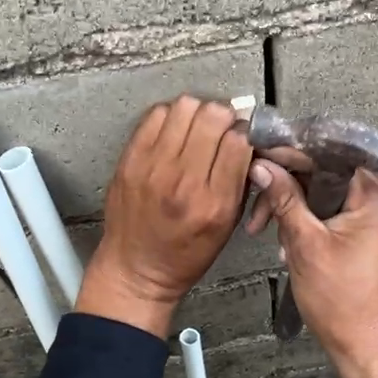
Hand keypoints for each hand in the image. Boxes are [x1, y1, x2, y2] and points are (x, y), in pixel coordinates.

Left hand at [75, 96, 250, 337]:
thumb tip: (246, 137)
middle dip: (224, 116)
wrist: (136, 270)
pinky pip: (155, 115)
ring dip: (197, 112)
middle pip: (213, 116)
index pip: (239, 140)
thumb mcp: (228, 225)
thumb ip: (240, 180)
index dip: (245, 131)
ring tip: (197, 127)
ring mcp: (153, 167)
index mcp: (215, 202)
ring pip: (185, 107)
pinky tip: (173, 132)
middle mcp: (184, 180)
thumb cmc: (186, 253)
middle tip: (221, 127)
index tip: (243, 134)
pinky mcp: (130, 160)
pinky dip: (170, 116)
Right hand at [247, 162, 377, 377]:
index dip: (293, 154)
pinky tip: (283, 239)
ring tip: (265, 227)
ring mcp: (368, 213)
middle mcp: (376, 198)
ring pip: (319, 190)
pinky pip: (325, 208)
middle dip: (286, 185)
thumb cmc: (341, 300)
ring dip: (289, 204)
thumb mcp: (304, 243)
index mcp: (374, 195)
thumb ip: (284, 198)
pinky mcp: (358, 228)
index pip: (330, 153)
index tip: (263, 156)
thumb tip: (262, 166)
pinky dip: (302, 218)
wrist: (358, 343)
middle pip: (323, 171)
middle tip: (258, 200)